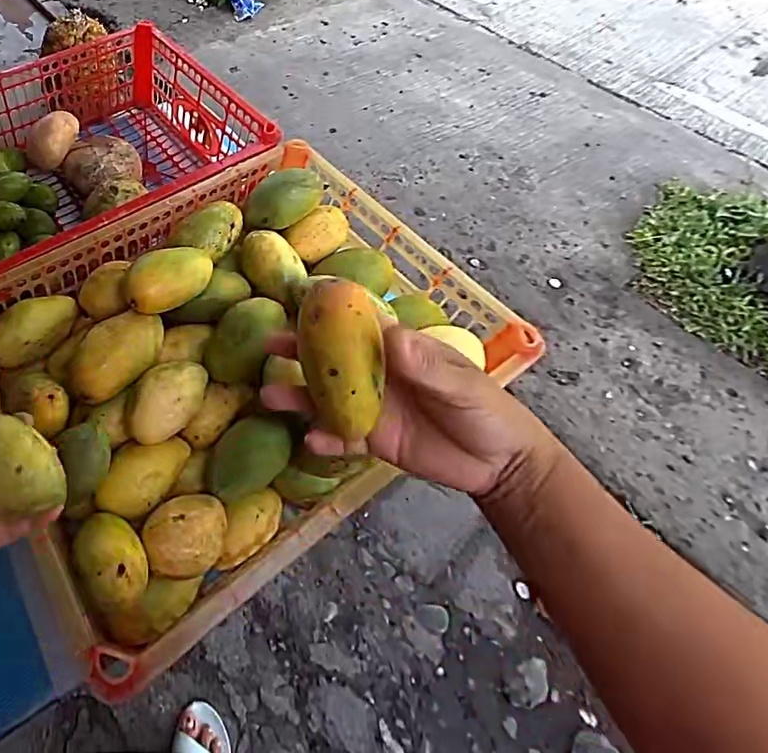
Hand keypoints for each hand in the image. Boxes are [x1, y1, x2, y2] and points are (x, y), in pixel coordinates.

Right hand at [260, 326, 559, 501]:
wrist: (499, 465)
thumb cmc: (486, 410)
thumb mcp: (464, 385)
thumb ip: (429, 365)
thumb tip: (393, 338)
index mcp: (397, 348)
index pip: (358, 323)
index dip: (329, 312)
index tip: (298, 301)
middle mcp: (377, 373)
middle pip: (331, 357)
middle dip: (298, 350)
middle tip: (268, 344)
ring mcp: (371, 406)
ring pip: (326, 397)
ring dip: (298, 396)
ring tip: (269, 397)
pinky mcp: (372, 439)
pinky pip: (340, 436)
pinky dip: (324, 438)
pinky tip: (310, 440)